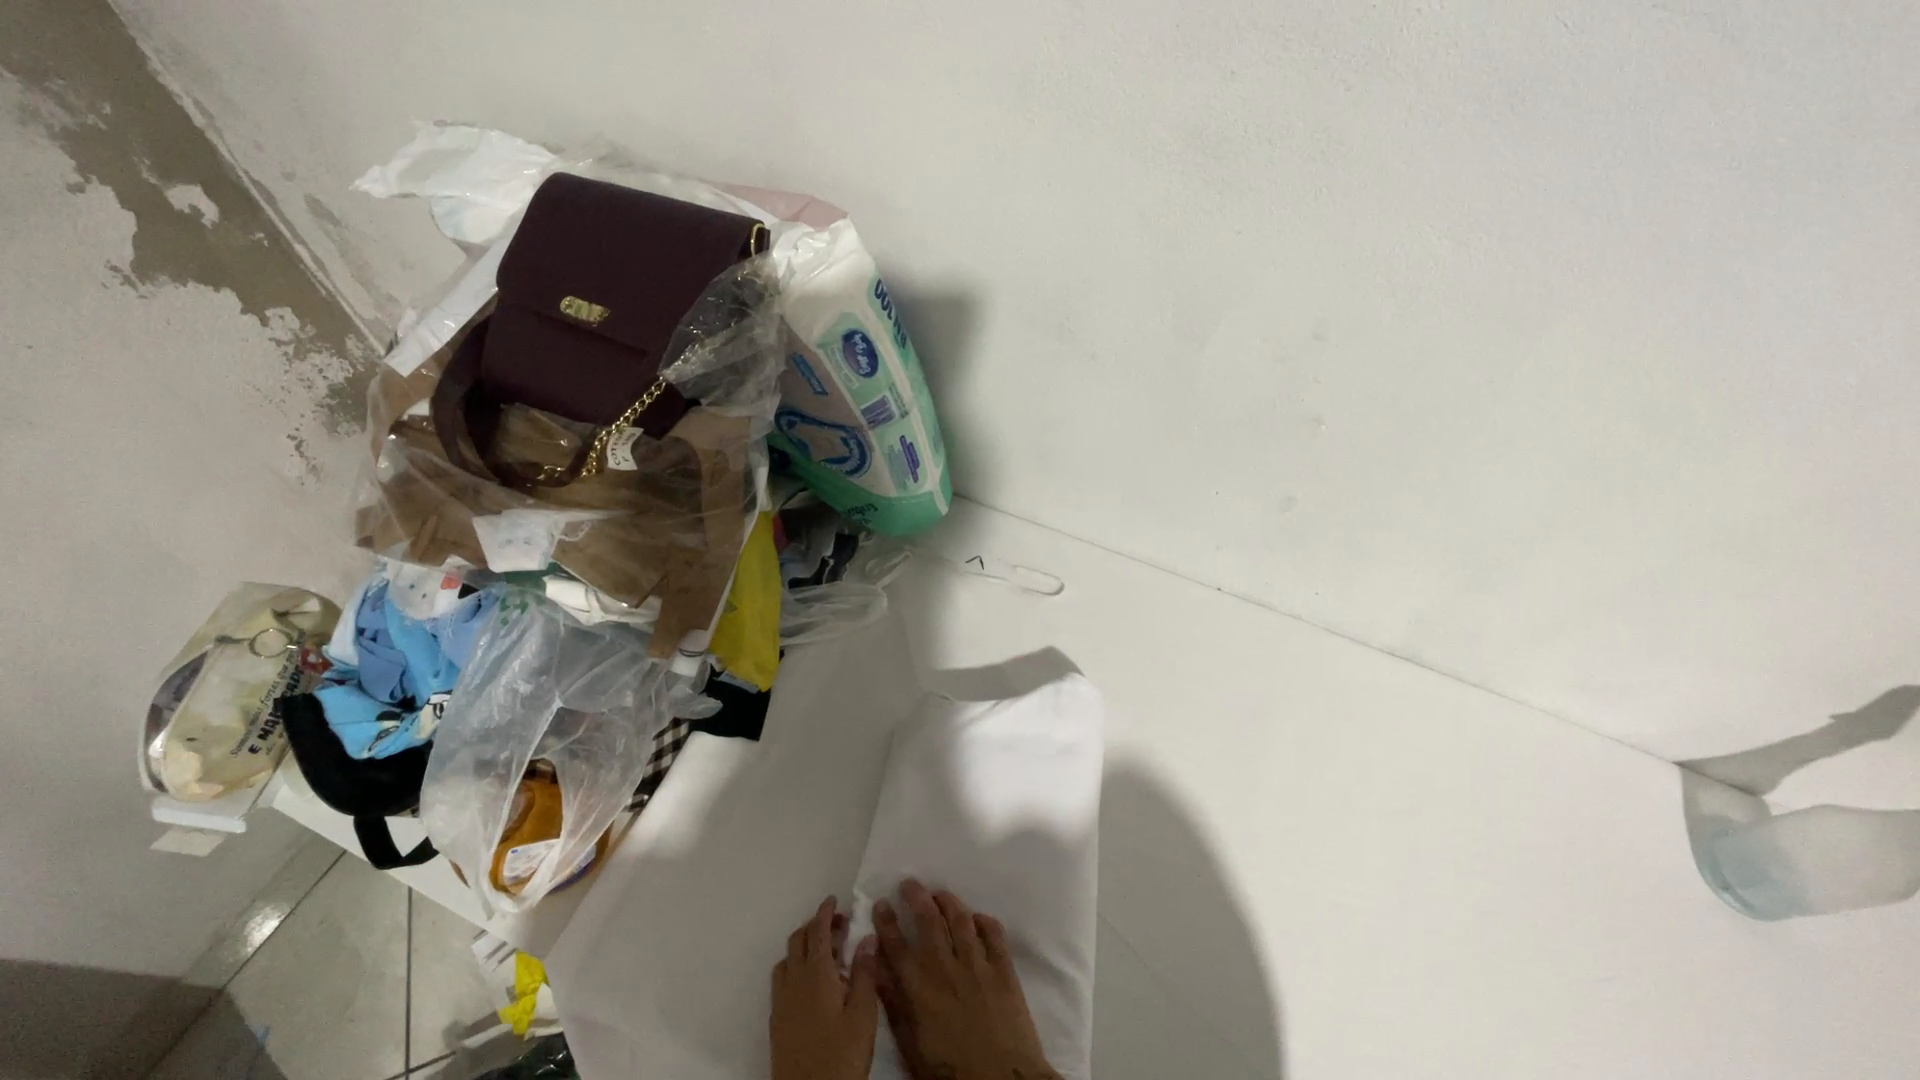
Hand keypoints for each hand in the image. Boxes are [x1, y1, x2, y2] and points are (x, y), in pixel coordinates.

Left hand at [771, 897, 879, 1079]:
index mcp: (815, 975)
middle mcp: (793, 981)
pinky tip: (812, 982)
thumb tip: (867, 937)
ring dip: (803, 945)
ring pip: (787, 959)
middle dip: (815, 925)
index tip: (834, 899)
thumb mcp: (863, 1014)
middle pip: (798, 940)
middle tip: (838, 924)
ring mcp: (781, 1001)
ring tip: (826, 950)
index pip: (817, 932)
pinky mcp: (777, 1020)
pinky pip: (782, 979)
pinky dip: (795, 965)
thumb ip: (865, 973)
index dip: (825, 912)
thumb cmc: (842, 1054)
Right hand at [874, 879, 1058, 1079]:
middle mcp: (946, 966)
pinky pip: (993, 934)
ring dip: (948, 902)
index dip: (886, 921)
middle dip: (916, 897)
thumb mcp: (911, 1045)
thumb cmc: (949, 1071)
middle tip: (909, 883)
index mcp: (919, 986)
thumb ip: (894, 1005)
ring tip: (939, 893)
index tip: (881, 903)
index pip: (896, 944)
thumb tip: (876, 972)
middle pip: (929, 920)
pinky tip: (977, 918)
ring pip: (960, 920)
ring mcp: (977, 965)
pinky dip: (983, 921)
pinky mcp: (1004, 970)